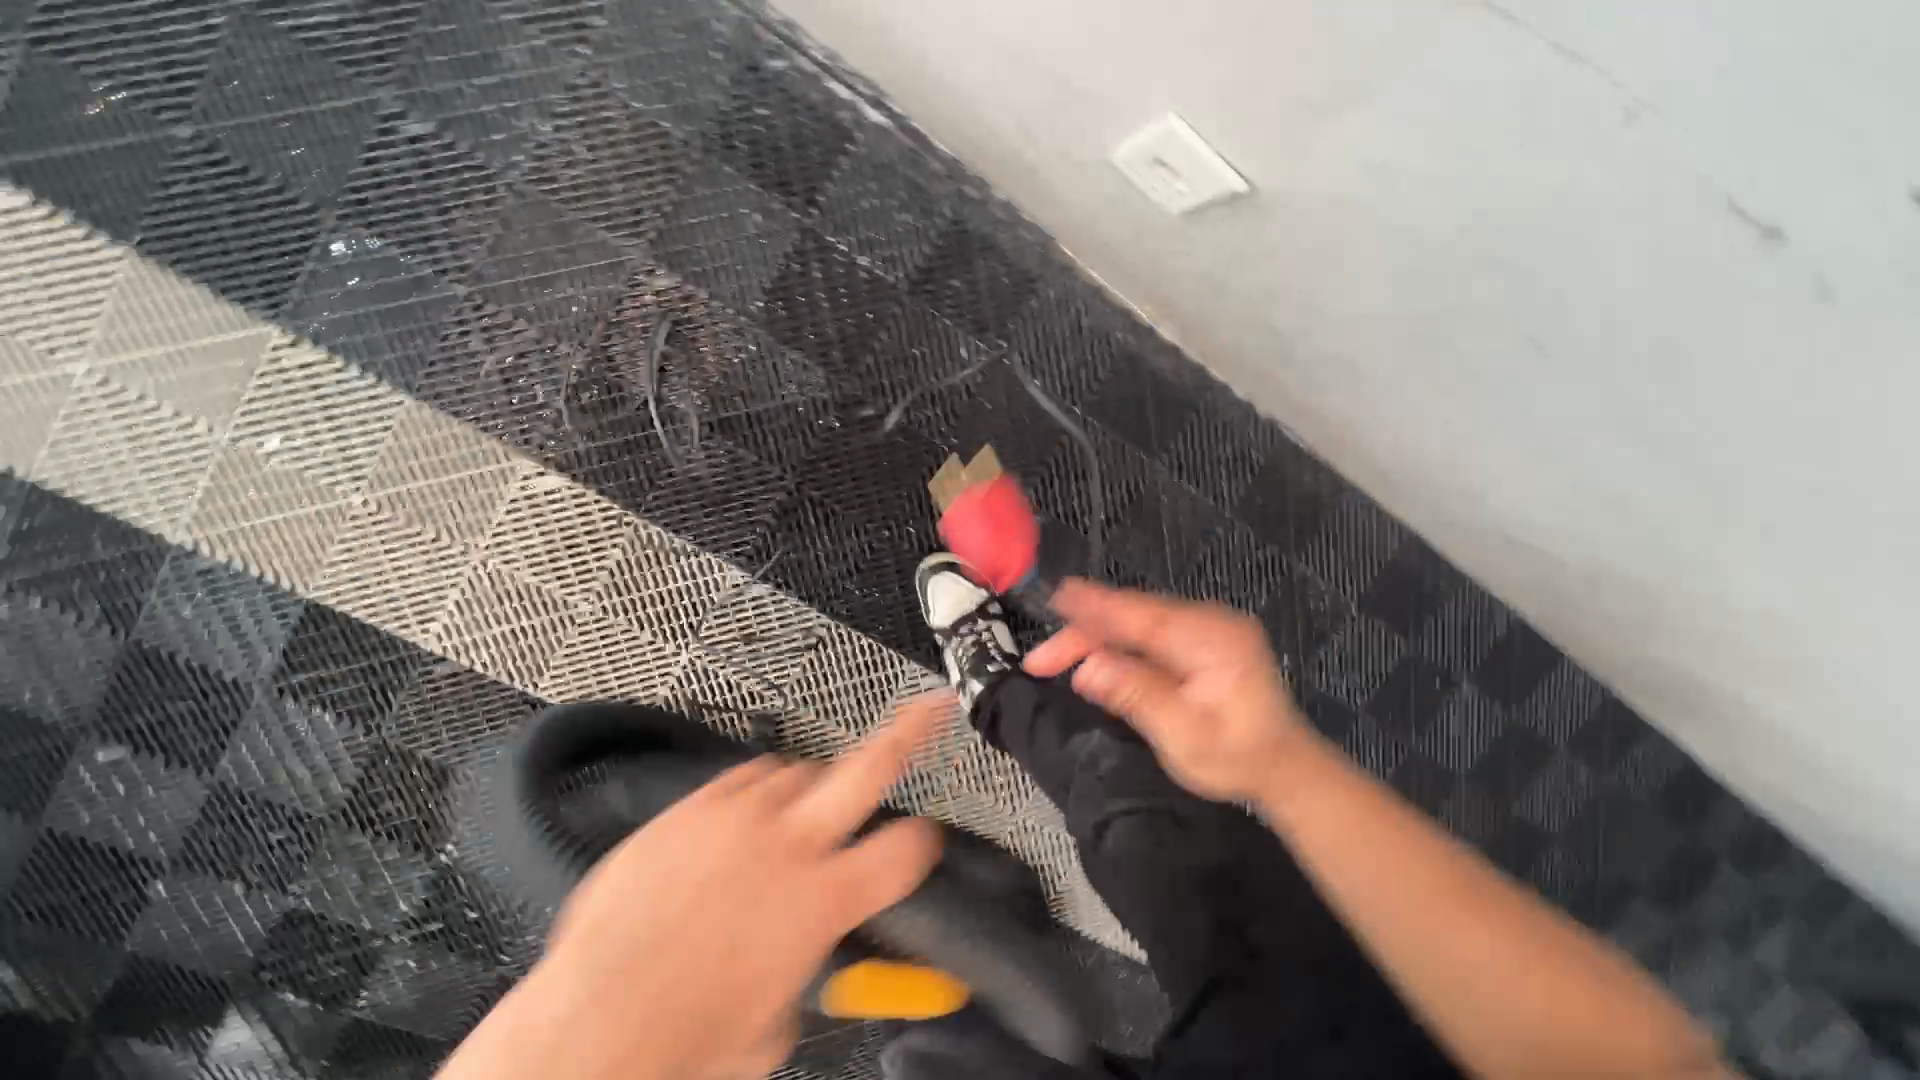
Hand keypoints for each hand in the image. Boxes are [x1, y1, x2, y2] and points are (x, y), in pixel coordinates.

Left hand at [440, 700, 945, 1079]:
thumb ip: (808, 965)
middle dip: (908, 733)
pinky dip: (752, 794)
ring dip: (805, 792)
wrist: (592, 1024)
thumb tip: (808, 955)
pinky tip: (738, 823)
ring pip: (796, 771)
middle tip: (928, 708)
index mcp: (823, 900)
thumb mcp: (779, 1018)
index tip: (922, 838)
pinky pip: (740, 778)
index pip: (905, 849)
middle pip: (869, 767)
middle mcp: (787, 846)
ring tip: (790, 819)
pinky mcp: (689, 811)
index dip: (923, 842)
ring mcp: (736, 819)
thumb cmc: (685, 1038)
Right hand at [1024, 580, 1312, 802]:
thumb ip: (1136, 696)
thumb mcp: (1184, 735)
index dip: (1092, 608)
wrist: (1285, 769)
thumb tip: (1087, 668)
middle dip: (1083, 635)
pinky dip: (1117, 647)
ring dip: (1095, 641)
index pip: (1139, 617)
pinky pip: (1149, 635)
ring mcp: (1207, 628)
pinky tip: (1094, 660)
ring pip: (1136, 624)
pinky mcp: (1201, 641)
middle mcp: (1210, 622)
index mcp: (1211, 639)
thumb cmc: (1238, 759)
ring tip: (1054, 660)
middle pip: (1132, 617)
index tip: (1054, 599)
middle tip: (1039, 662)